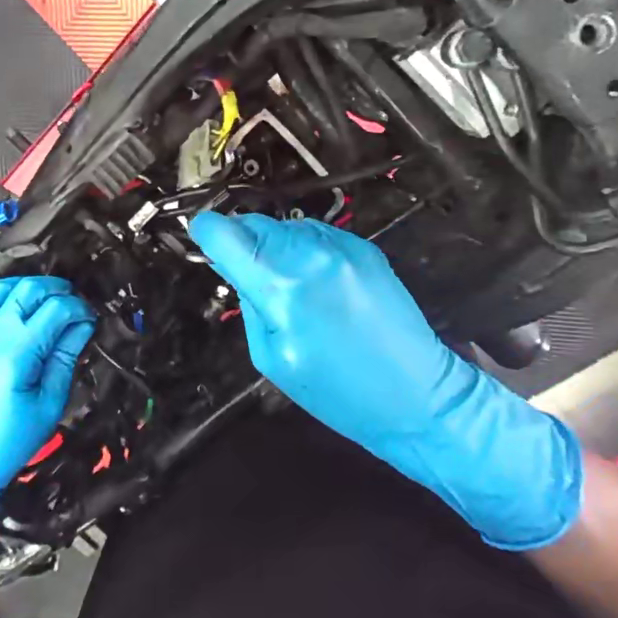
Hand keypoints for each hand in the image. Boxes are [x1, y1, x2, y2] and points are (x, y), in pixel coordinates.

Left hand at [0, 276, 95, 549]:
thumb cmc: (5, 443)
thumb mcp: (49, 404)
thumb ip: (65, 359)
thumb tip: (82, 328)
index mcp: (17, 350)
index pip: (57, 308)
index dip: (81, 309)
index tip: (92, 321)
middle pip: (30, 287)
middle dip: (60, 291)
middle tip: (78, 308)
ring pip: (5, 288)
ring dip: (32, 289)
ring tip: (52, 304)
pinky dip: (8, 298)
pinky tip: (22, 312)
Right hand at [189, 212, 581, 549]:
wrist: (415, 394)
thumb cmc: (336, 391)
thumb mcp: (271, 358)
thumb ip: (249, 304)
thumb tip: (236, 268)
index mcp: (283, 289)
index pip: (228, 235)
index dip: (208, 231)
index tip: (202, 235)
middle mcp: (313, 256)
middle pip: (257, 224)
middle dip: (241, 240)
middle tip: (242, 268)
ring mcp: (344, 248)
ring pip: (287, 225)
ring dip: (274, 243)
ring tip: (283, 279)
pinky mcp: (367, 249)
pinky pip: (317, 234)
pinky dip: (304, 247)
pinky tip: (313, 278)